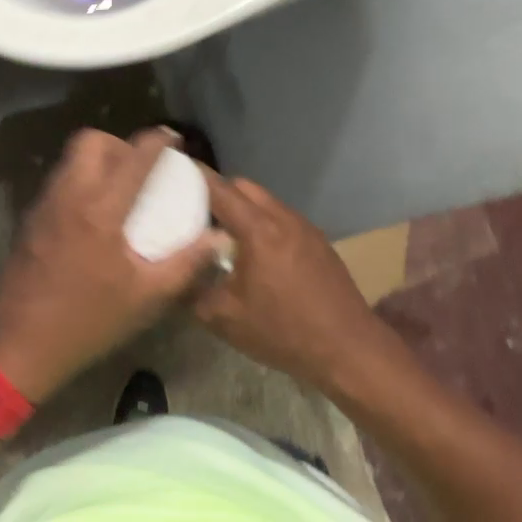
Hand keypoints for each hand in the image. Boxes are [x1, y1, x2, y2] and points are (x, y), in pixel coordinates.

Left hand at [0, 128, 229, 401]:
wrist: (18, 346)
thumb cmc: (87, 321)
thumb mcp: (146, 297)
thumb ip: (186, 263)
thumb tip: (220, 238)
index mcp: (101, 209)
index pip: (134, 157)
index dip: (157, 140)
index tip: (173, 138)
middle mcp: (69, 196)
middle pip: (91, 141)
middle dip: (119, 144)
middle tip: (139, 167)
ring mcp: (43, 206)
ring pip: (69, 160)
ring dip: (96, 161)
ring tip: (118, 188)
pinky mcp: (29, 221)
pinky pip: (58, 182)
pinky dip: (79, 182)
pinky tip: (91, 215)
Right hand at [194, 170, 397, 393]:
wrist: (347, 348)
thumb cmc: (283, 331)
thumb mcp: (226, 318)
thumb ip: (194, 292)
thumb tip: (176, 277)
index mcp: (258, 229)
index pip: (220, 189)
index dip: (195, 177)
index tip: (174, 174)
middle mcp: (283, 217)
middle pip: (244, 187)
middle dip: (219, 192)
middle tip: (196, 213)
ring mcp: (305, 227)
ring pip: (266, 202)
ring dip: (243, 209)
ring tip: (224, 235)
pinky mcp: (318, 241)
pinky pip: (282, 218)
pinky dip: (263, 223)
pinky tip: (256, 254)